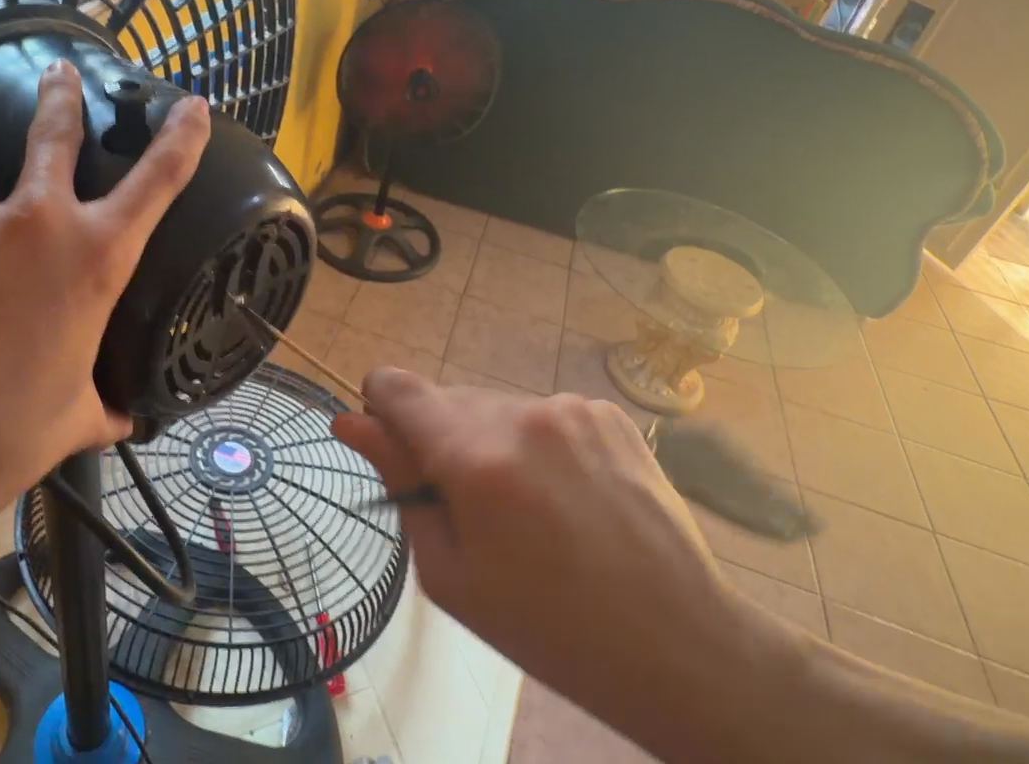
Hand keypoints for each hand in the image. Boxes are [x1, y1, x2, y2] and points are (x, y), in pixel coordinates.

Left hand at [0, 60, 210, 573]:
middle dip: (62, 100)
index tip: (192, 106)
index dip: (180, 140)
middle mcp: (29, 223)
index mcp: (91, 262)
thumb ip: (103, 404)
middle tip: (59, 73)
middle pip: (53, 136)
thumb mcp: (71, 421)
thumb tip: (123, 418)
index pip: (155, 183)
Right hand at [333, 370, 756, 729]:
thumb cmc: (546, 626)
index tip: (388, 443)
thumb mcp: (450, 572)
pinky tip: (567, 497)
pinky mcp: (610, 414)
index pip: (397, 388)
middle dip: (440, 442)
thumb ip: (399, 484)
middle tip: (470, 511)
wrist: (676, 641)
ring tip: (529, 511)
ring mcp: (573, 409)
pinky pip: (544, 416)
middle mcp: (524, 415)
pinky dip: (537, 445)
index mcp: (476, 458)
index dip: (379, 406)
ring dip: (490, 443)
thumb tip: (352, 422)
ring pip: (497, 410)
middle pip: (447, 402)